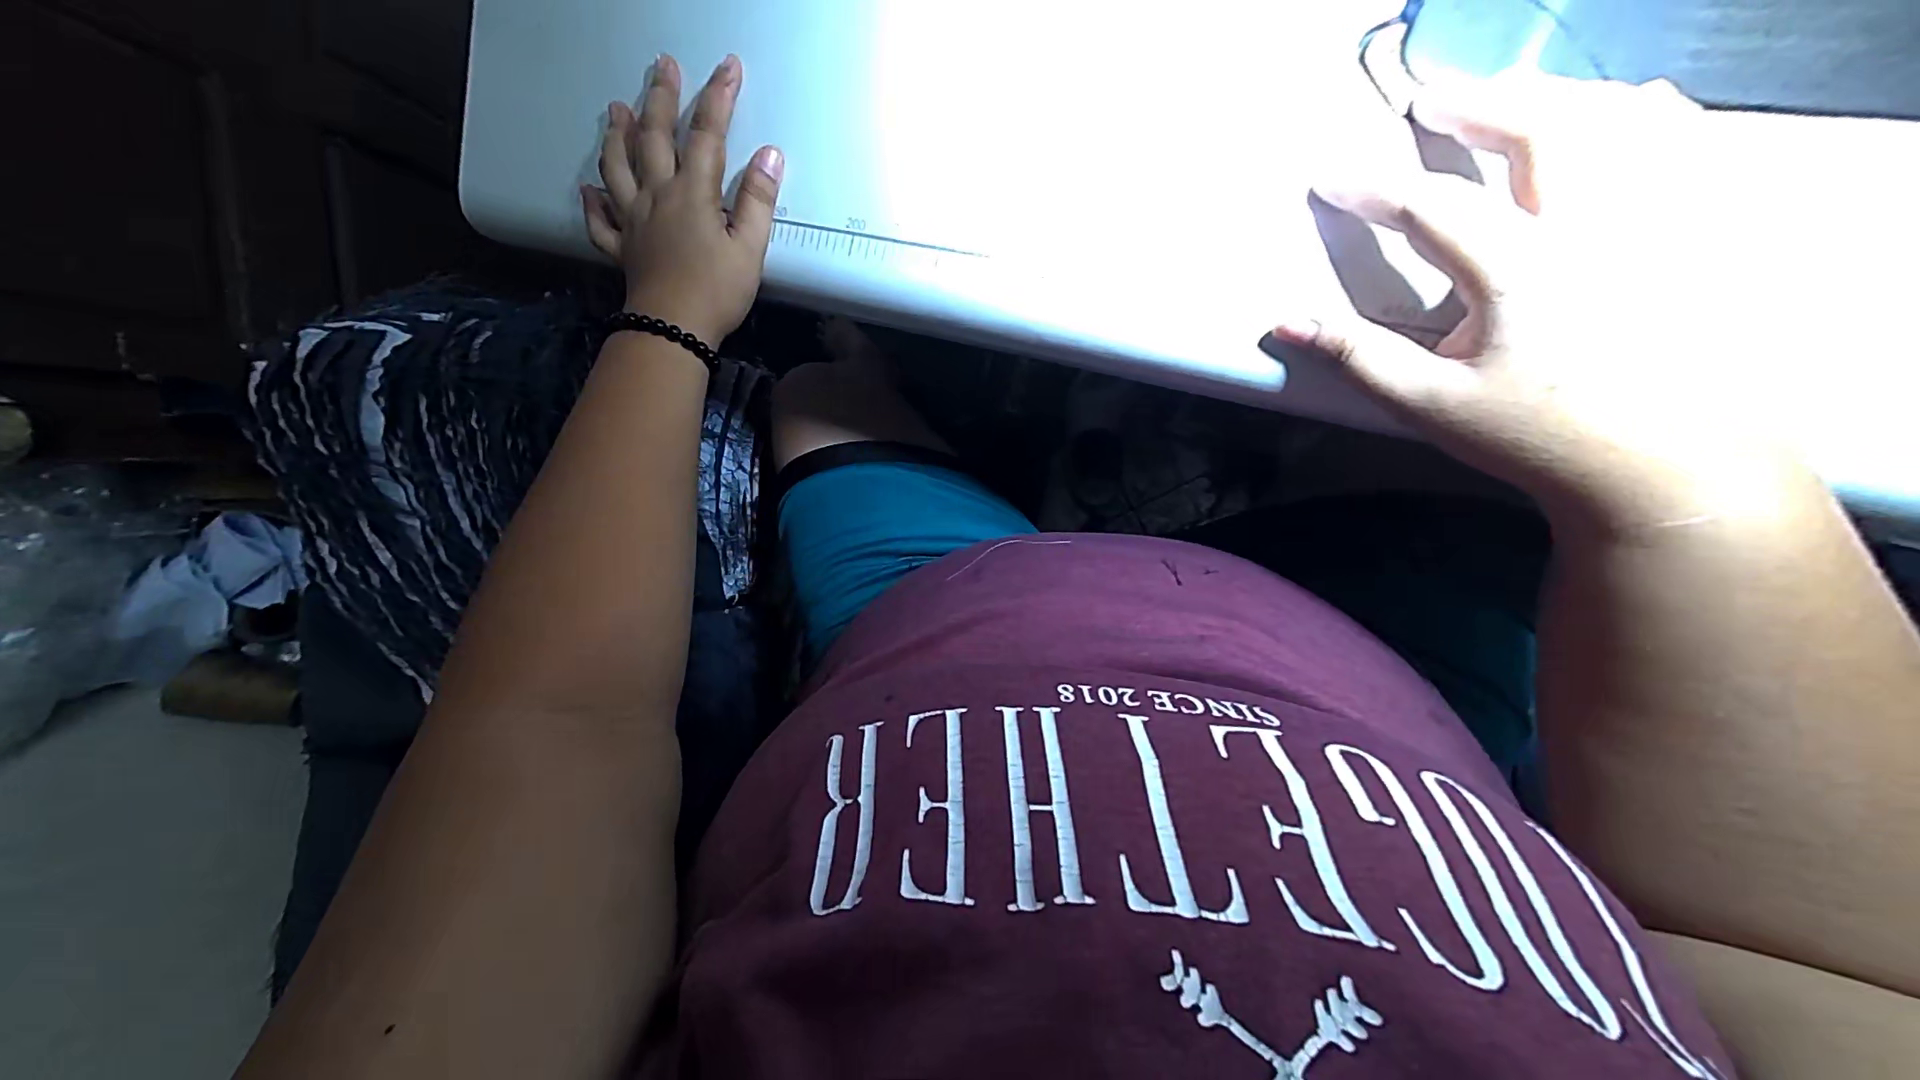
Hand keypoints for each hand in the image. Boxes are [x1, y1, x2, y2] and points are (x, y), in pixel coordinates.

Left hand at [583, 54, 784, 347]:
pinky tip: (591, 192)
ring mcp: (634, 221)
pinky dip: (595, 204)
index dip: (718, 98)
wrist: (673, 328)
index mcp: (692, 194)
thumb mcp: (750, 248)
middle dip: (662, 99)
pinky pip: (602, 221)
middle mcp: (657, 196)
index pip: (707, 136)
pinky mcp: (622, 249)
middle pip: (654, 138)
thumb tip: (769, 154)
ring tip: (615, 108)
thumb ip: (757, 200)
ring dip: (616, 135)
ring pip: (618, 168)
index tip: (728, 67)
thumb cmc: (717, 291)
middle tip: (663, 67)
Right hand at [1276, 74, 1805, 533]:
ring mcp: (1653, 222)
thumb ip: (1357, 356)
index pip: (1434, 207)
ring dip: (1552, 98)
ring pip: (1617, 118)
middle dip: (1475, 106)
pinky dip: (1636, 114)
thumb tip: (1289, 323)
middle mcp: (1595, 227)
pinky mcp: (1686, 233)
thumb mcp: (1427, 402)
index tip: (1330, 179)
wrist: (1654, 461)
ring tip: (1506, 98)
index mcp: (1522, 271)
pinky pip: (1677, 140)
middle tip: (1429, 100)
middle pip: (1539, 128)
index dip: (1372, 190)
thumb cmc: (1533, 433)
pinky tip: (1612, 114)